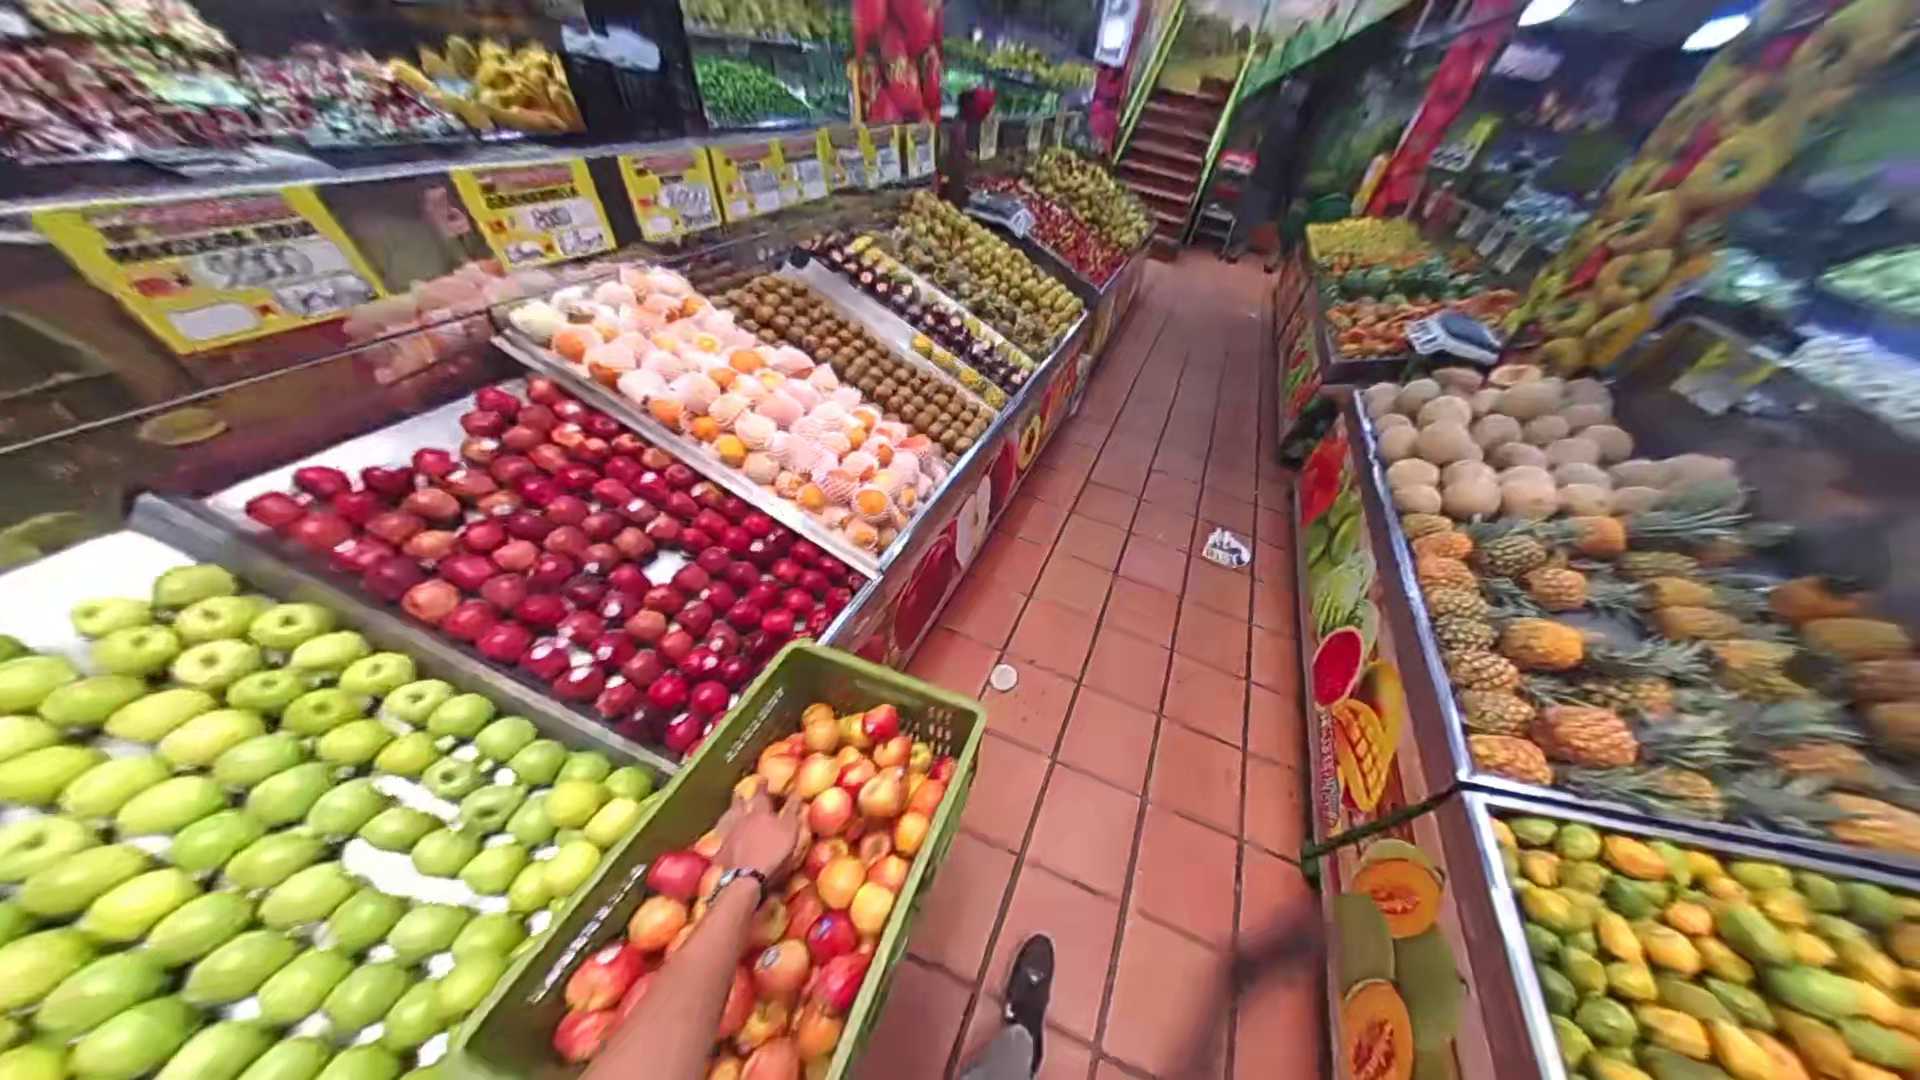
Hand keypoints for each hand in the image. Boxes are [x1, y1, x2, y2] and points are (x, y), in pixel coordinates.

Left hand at [716, 790, 802, 882]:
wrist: (745, 878)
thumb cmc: (773, 851)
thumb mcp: (790, 829)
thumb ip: (793, 809)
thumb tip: (798, 790)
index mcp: (759, 810)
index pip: (760, 792)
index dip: (762, 784)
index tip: (764, 778)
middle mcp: (741, 818)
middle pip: (739, 802)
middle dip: (741, 795)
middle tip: (741, 791)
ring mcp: (728, 834)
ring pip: (728, 818)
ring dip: (730, 812)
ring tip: (731, 809)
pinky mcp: (721, 851)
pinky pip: (721, 838)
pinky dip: (724, 834)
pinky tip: (724, 836)